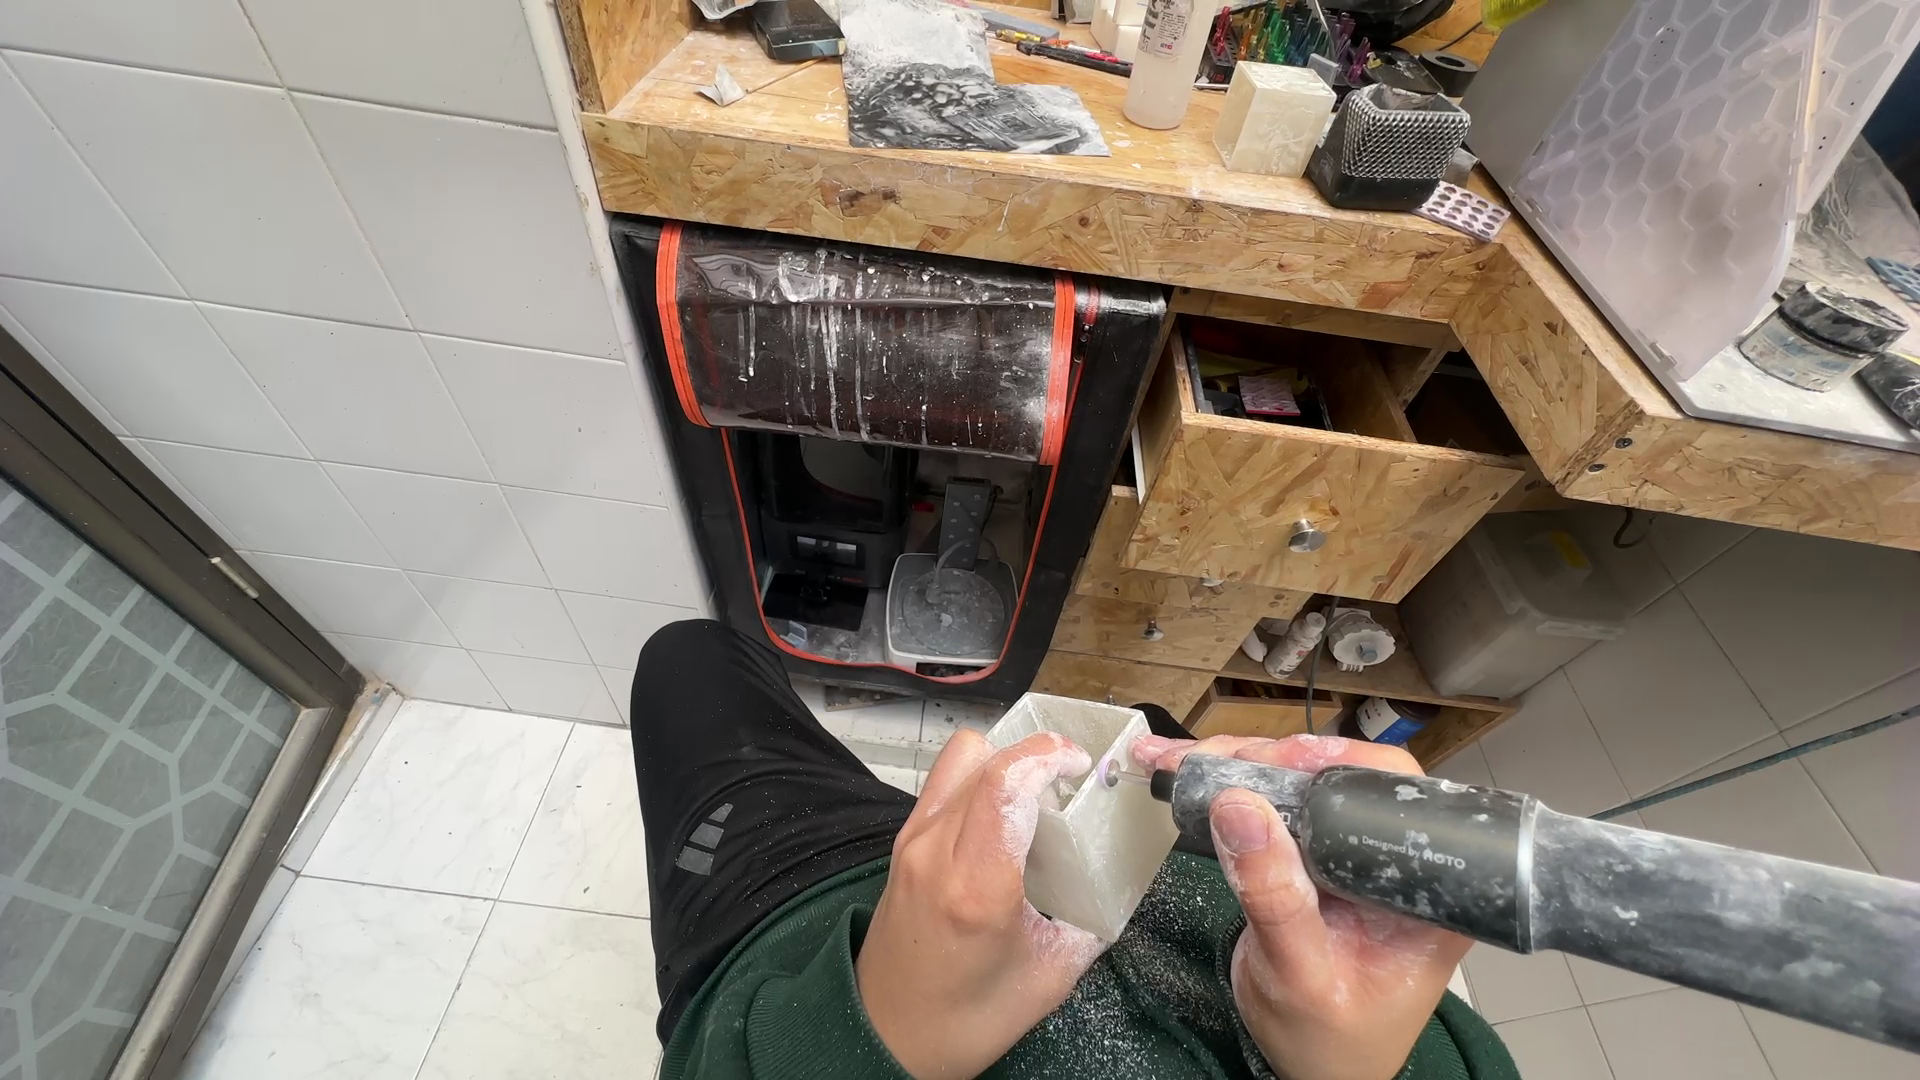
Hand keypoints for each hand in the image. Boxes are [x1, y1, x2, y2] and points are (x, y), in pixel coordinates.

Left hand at [856, 731, 1107, 1079]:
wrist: (885, 1033)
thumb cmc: (966, 1017)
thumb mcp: (1048, 976)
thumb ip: (1086, 918)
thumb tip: (1111, 871)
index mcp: (976, 885)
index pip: (1006, 782)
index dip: (1047, 755)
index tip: (1079, 762)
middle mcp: (936, 848)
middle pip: (986, 759)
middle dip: (1036, 753)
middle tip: (1068, 776)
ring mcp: (913, 837)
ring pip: (961, 757)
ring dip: (1004, 759)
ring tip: (1035, 790)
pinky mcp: (903, 837)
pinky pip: (945, 779)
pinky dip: (980, 774)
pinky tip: (1002, 809)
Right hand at [1135, 734, 1471, 1079]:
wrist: (1306, 1068)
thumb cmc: (1325, 1039)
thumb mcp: (1300, 975)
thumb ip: (1275, 897)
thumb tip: (1238, 805)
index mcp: (1418, 888)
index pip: (1395, 793)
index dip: (1336, 765)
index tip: (1273, 763)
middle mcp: (1382, 857)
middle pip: (1330, 776)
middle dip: (1261, 757)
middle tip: (1203, 761)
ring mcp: (1339, 852)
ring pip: (1288, 781)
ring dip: (1229, 762)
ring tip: (1175, 760)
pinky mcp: (1302, 852)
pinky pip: (1262, 803)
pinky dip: (1217, 784)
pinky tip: (1178, 769)